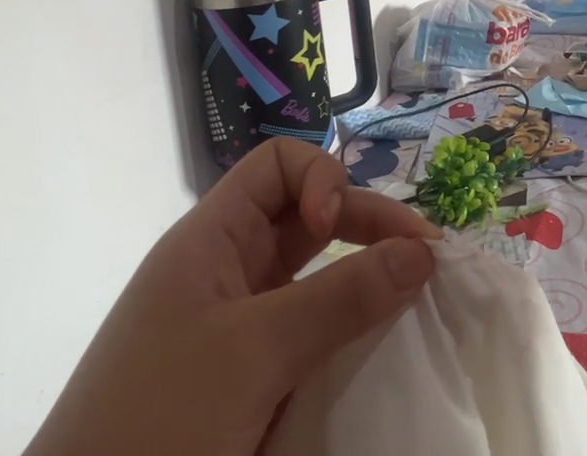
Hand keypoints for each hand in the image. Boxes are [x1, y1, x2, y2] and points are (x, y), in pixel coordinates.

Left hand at [24, 139, 439, 455]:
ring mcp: (236, 325)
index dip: (321, 179)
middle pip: (308, 216)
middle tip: (426, 259)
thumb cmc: (160, 420)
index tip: (339, 229)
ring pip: (316, 276)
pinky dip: (349, 329)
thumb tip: (422, 252)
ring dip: (366, 280)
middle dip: (368, 225)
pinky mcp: (248, 376)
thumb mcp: (254, 353)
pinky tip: (379, 348)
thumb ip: (342, 297)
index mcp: (210, 239)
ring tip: (415, 298)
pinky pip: (311, 330)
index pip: (278, 166)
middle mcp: (225, 270)